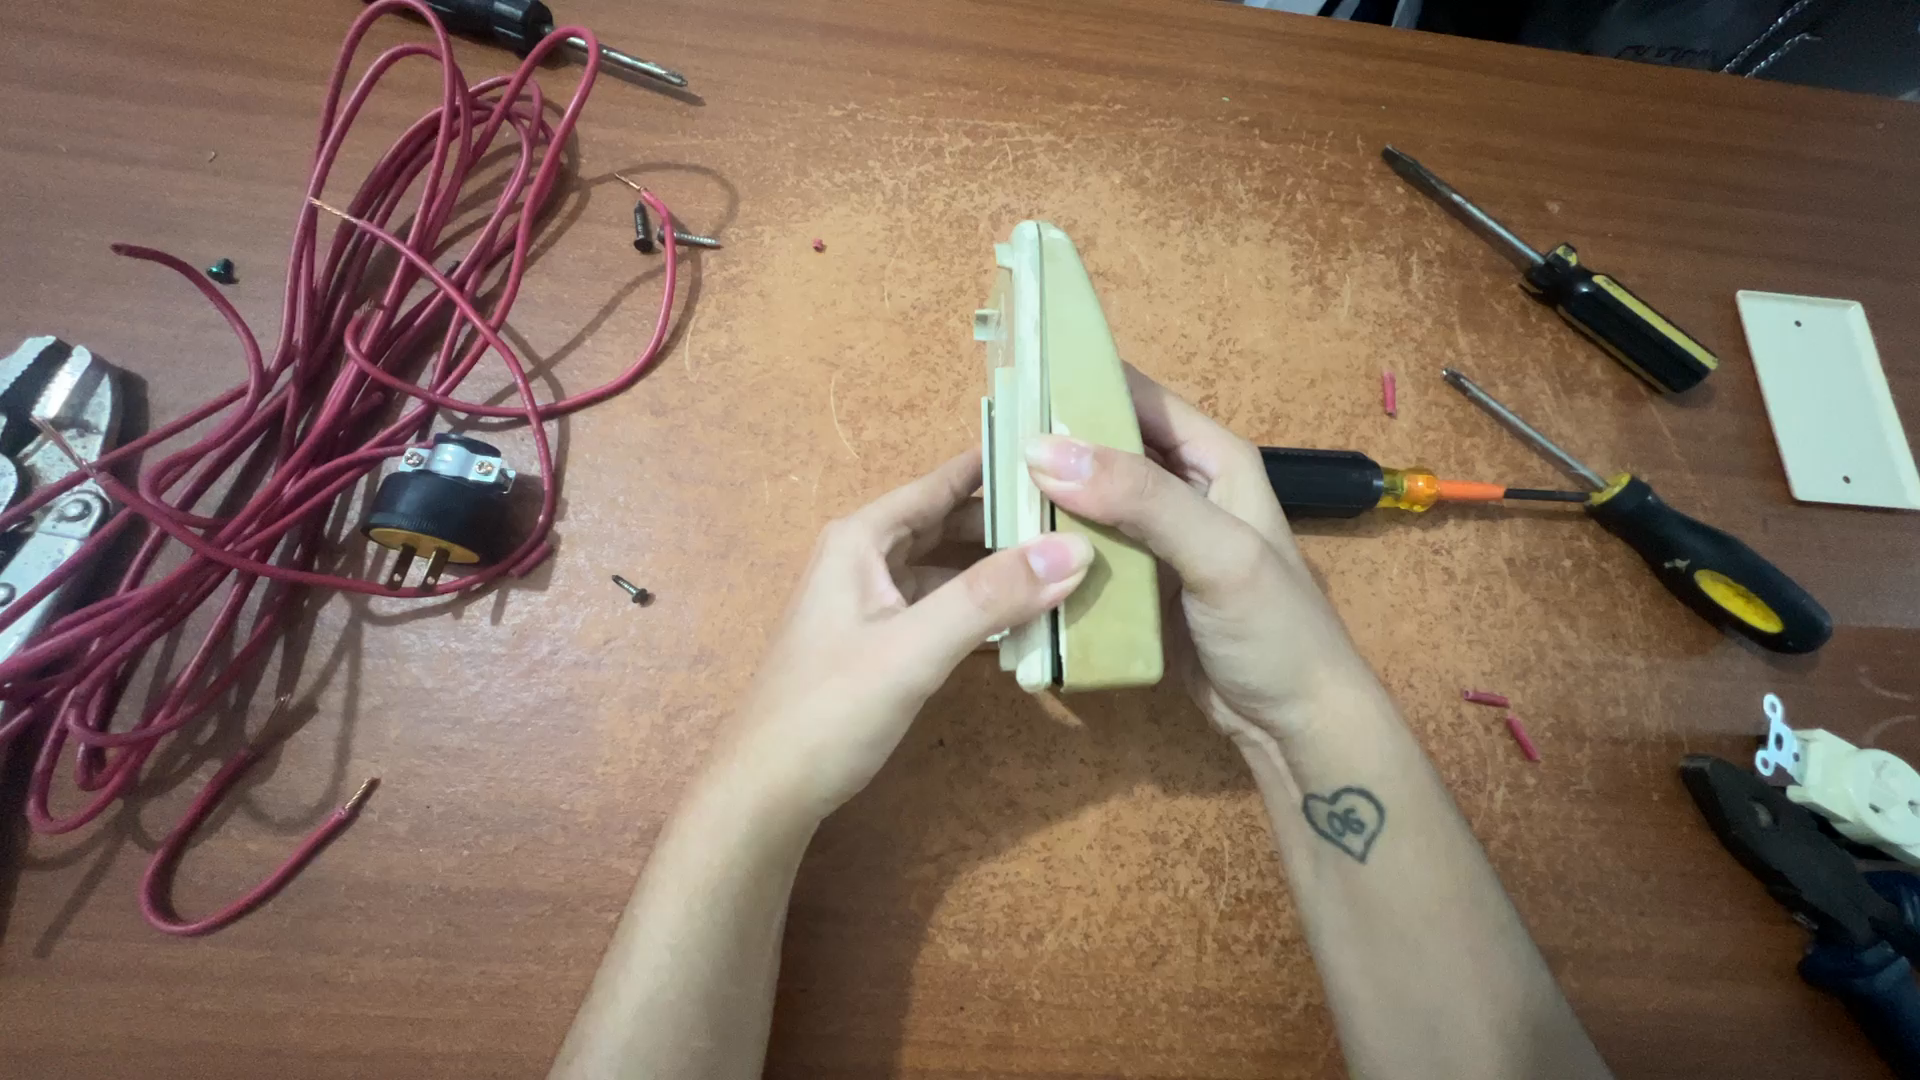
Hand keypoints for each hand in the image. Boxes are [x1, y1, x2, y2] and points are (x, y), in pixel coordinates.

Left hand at [721, 449, 1093, 817]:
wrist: (768, 791)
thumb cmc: (832, 708)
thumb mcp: (914, 647)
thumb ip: (991, 596)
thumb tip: (1073, 548)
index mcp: (863, 538)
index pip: (942, 482)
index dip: (997, 465)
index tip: (1059, 454)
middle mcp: (866, 558)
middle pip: (948, 524)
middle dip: (1008, 523)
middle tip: (1080, 520)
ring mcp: (871, 601)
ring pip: (946, 569)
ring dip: (997, 569)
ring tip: (1065, 566)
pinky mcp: (880, 641)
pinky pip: (940, 608)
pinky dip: (979, 610)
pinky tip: (1023, 619)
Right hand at [1023, 366, 1376, 750]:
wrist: (1291, 722)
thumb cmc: (1274, 629)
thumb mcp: (1218, 554)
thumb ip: (1142, 499)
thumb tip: (1046, 452)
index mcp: (1214, 460)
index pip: (1141, 399)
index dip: (1084, 383)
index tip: (1018, 381)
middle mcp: (1182, 489)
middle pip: (1107, 449)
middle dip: (1054, 445)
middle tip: (988, 448)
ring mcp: (1156, 538)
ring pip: (1090, 501)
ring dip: (1048, 498)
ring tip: (988, 494)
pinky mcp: (1136, 582)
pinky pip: (1087, 549)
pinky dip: (1055, 546)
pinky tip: (1015, 548)